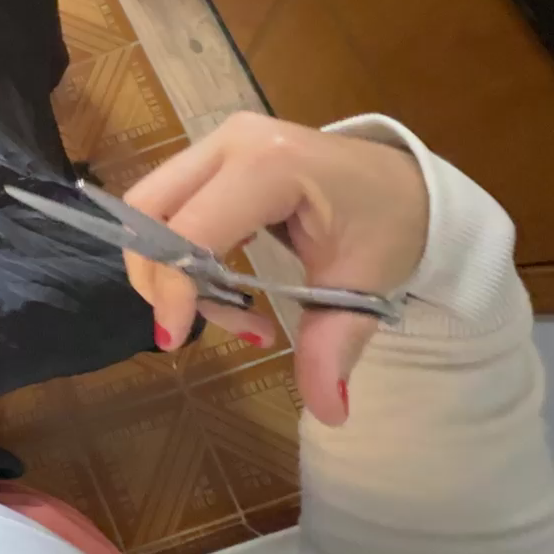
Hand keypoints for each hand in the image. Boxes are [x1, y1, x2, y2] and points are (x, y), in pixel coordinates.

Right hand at [120, 112, 426, 425]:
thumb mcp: (366, 284)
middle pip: (148, 208)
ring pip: (148, 205)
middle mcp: (228, 140)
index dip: (174, 287)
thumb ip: (333, 342)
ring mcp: (213, 141)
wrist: (404, 181)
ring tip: (221, 303)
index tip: (174, 339)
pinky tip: (218, 274)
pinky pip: (165, 201)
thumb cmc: (391, 225)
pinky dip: (175, 247)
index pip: (191, 229)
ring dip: (166, 264)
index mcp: (270, 164)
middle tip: (186, 321)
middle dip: (155, 274)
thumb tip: (329, 412)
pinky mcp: (206, 152)